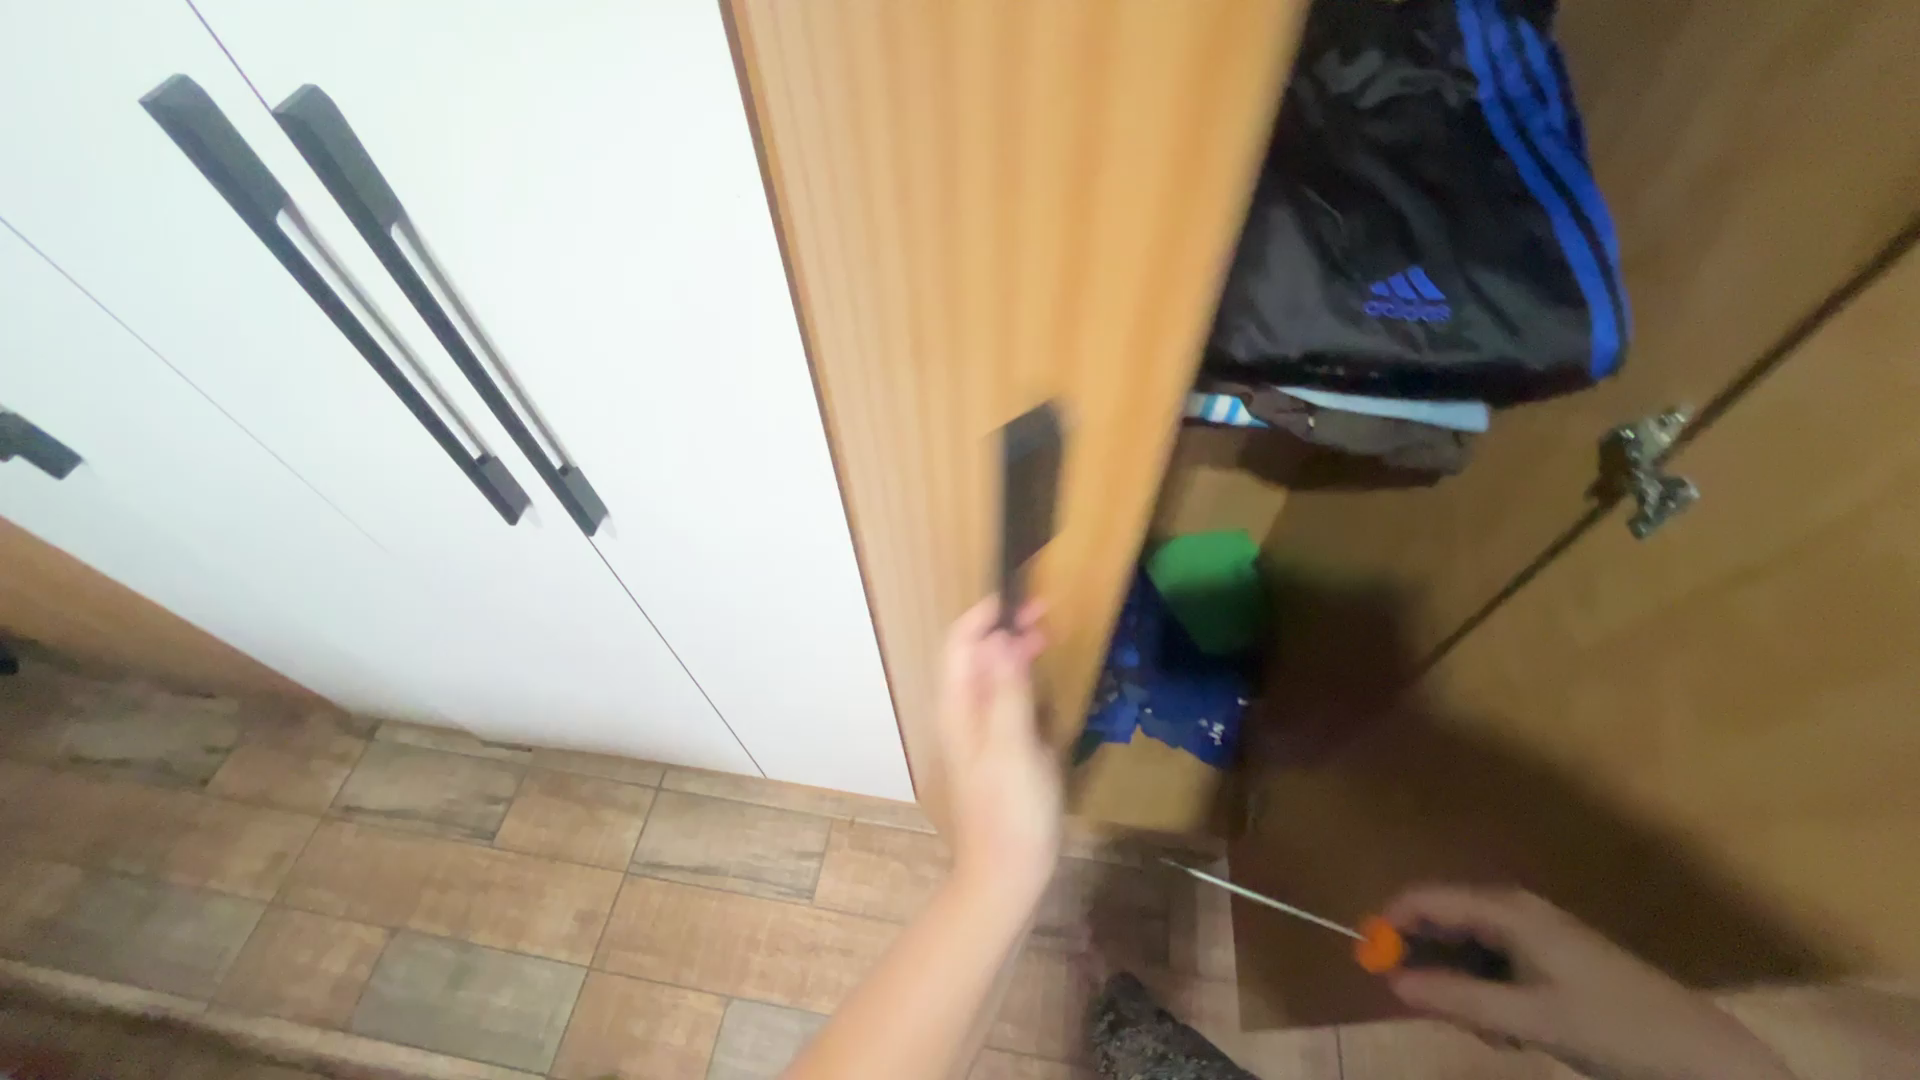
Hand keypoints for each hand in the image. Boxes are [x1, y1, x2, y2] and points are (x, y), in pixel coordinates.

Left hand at [933, 597, 1060, 899]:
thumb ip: (1007, 689)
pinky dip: (1022, 684)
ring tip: (1046, 638)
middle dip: (1005, 630)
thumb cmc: (1011, 810)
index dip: (986, 615)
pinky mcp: (998, 751)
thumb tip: (1002, 636)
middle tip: (1045, 614)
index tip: (1023, 598)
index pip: (961, 642)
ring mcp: (979, 734)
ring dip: (1014, 654)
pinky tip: (1044, 689)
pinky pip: (1005, 704)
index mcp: (958, 707)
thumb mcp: (1012, 744)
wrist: (1007, 874)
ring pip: (992, 678)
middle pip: (977, 656)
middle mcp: (962, 714)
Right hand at [1382, 887, 1795, 1079]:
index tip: (1370, 963)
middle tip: (1425, 1007)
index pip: (1425, 900)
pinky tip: (1508, 1031)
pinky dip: (1486, 995)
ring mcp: (1535, 936)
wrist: (1714, 1061)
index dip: (1391, 926)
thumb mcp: (1533, 1019)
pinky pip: (1493, 967)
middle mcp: (1514, 911)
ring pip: (1466, 948)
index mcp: (1507, 910)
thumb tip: (1390, 983)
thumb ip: (1459, 1000)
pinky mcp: (1551, 963)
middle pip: (1442, 921)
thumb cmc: (1619, 1028)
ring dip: (1458, 985)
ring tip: (1484, 1030)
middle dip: (1426, 962)